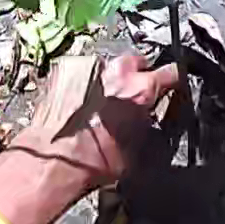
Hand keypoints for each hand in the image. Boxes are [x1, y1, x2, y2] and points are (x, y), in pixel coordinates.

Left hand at [0, 54, 176, 223]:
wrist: (51, 159)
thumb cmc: (92, 161)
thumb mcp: (138, 152)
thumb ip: (150, 126)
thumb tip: (151, 122)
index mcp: (141, 89)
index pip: (172, 72)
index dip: (173, 81)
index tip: (172, 86)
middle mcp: (117, 71)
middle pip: (138, 62)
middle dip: (138, 77)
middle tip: (130, 98)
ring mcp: (90, 65)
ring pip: (108, 66)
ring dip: (109, 80)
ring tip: (100, 104)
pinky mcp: (66, 68)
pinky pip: (83, 70)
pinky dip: (84, 81)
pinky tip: (80, 102)